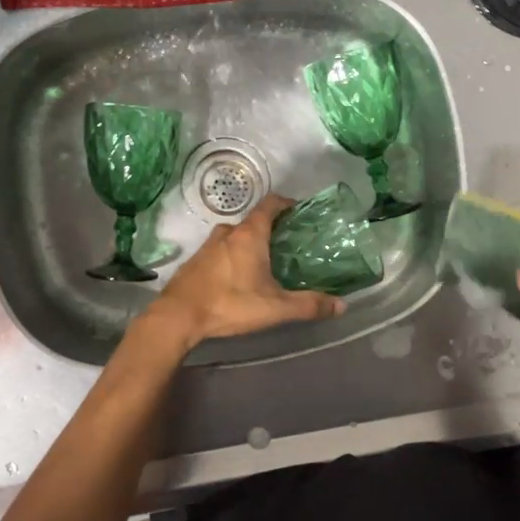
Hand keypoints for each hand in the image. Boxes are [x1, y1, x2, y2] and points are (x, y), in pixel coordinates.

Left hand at [146, 194, 344, 345]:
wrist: (178, 317)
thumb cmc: (230, 305)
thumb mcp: (275, 308)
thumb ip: (309, 305)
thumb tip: (342, 306)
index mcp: (249, 235)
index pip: (270, 205)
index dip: (286, 204)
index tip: (299, 212)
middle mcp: (227, 233)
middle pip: (252, 222)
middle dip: (270, 230)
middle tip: (287, 246)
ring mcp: (207, 246)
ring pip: (234, 237)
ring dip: (249, 245)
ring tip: (264, 264)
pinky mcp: (194, 262)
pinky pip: (220, 252)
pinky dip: (232, 258)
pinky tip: (238, 279)